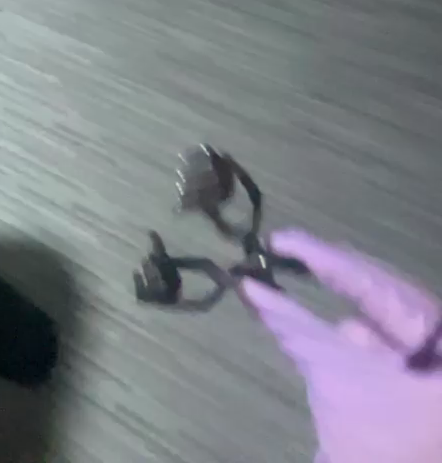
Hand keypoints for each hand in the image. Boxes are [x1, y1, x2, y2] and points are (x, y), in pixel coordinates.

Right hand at [241, 230, 441, 462]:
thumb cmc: (376, 428)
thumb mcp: (330, 368)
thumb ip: (288, 320)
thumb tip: (245, 281)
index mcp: (437, 338)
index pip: (380, 284)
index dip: (326, 257)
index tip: (276, 238)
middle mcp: (440, 345)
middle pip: (388, 293)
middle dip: (332, 269)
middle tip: (281, 247)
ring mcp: (433, 364)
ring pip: (384, 314)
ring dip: (335, 292)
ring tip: (290, 267)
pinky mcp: (421, 380)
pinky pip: (382, 338)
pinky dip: (339, 320)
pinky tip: (308, 310)